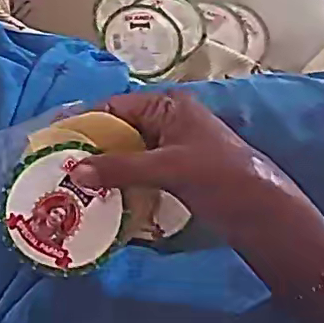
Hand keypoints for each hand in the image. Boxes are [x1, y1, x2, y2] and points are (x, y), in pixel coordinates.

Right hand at [68, 90, 319, 239]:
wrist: (266, 217)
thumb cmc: (220, 178)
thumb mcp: (168, 168)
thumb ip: (120, 167)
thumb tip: (74, 170)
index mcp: (168, 105)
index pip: (116, 106)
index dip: (86, 122)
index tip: (57, 141)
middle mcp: (167, 120)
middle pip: (118, 129)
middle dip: (92, 147)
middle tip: (60, 166)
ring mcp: (171, 147)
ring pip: (127, 151)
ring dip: (104, 167)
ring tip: (73, 183)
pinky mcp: (174, 171)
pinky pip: (138, 170)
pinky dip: (120, 180)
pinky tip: (101, 195)